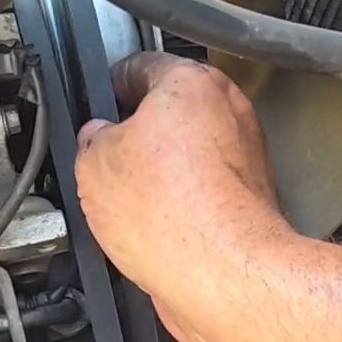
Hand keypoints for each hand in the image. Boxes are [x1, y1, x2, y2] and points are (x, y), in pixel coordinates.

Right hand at [76, 53, 294, 334]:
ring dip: (162, 177)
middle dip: (137, 137)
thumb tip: (95, 142)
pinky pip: (205, 196)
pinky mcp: (250, 204)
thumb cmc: (175, 216)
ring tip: (132, 207)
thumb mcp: (94, 166)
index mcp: (191, 84)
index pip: (141, 66)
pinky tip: (159, 231)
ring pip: (190, 158)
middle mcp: (229, 114)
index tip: (99, 102)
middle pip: (171, 114)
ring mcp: (245, 160)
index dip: (110, 85)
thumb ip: (91, 142)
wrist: (224, 275)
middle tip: (107, 161)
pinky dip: (184, 209)